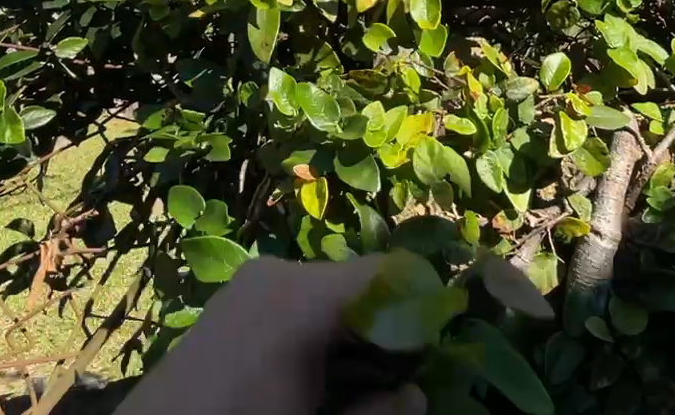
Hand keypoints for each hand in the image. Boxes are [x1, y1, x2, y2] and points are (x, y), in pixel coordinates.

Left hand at [115, 255, 425, 414]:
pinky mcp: (236, 301)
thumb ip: (372, 414)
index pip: (386, 273)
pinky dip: (321, 332)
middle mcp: (278, 274)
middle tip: (404, 374)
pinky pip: (298, 302)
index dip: (420, 305)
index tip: (438, 345)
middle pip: (359, 284)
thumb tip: (417, 395)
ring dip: (355, 331)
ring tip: (365, 380)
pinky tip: (320, 376)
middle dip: (388, 325)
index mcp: (300, 297)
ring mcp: (252, 284)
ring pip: (329, 293)